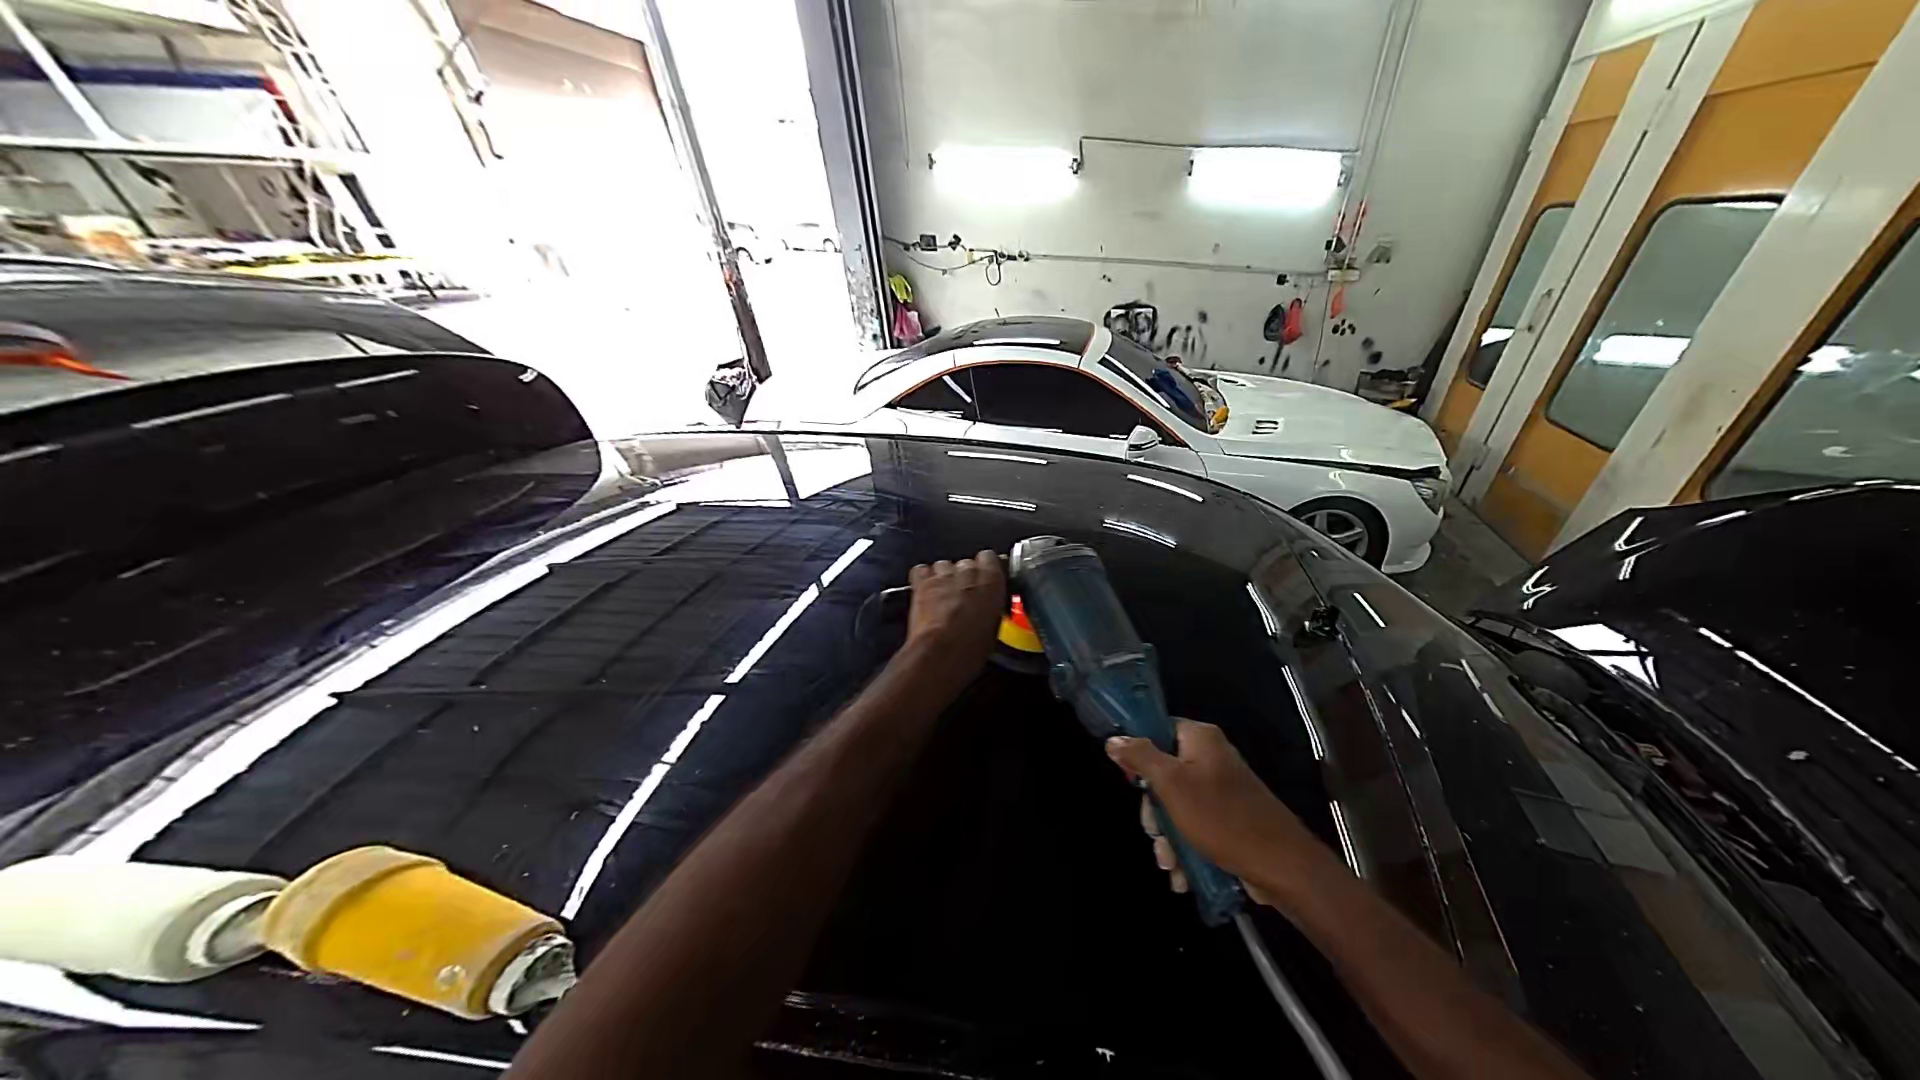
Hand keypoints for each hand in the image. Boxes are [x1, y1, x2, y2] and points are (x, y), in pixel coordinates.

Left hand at [901, 550, 1005, 689]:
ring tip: (943, 599)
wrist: (941, 652)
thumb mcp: (994, 626)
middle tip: (964, 598)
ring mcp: (943, 575)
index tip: (985, 582)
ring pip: (944, 566)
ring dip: (944, 578)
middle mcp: (968, 571)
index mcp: (992, 580)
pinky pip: (922, 571)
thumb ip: (992, 605)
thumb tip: (988, 606)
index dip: (986, 570)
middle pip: (966, 563)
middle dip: (965, 578)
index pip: (990, 558)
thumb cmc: (971, 646)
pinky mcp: (922, 582)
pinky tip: (926, 593)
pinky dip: (923, 579)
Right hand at [1106, 720, 1323, 902]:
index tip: (1131, 780)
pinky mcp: (1227, 819)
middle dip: (1154, 811)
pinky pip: (1194, 827)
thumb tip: (1114, 739)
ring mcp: (1220, 790)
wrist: (1281, 865)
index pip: (1157, 730)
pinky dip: (1185, 848)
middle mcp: (1211, 758)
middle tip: (1155, 832)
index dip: (1138, 753)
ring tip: (1171, 864)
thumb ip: (1140, 757)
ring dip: (1167, 837)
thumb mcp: (1171, 783)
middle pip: (1162, 774)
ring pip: (1175, 806)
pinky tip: (1182, 872)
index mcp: (1200, 739)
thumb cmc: (1221, 817)